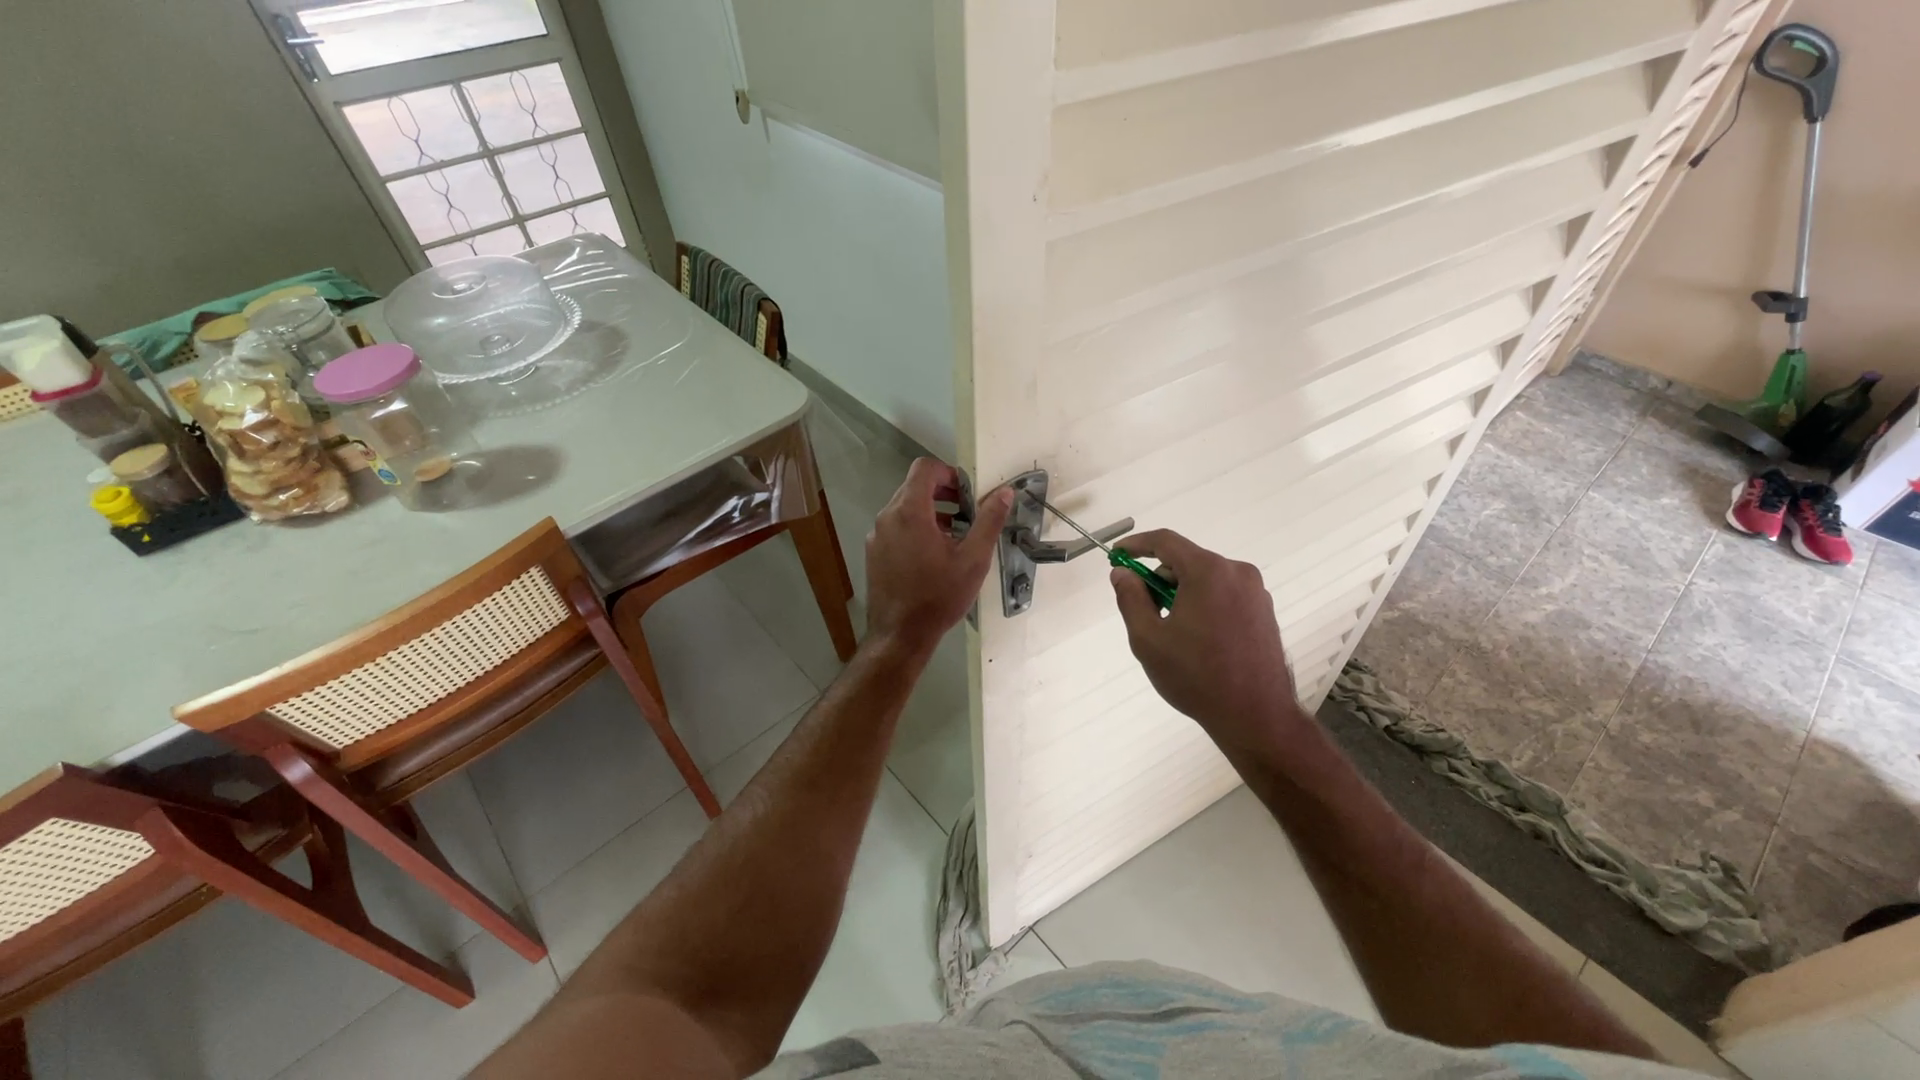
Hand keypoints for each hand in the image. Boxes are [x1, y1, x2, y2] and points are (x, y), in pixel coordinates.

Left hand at [864, 459, 1012, 653]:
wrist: (901, 635)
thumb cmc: (939, 596)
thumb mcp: (973, 559)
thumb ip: (989, 520)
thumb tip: (1004, 493)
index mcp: (910, 512)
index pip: (924, 468)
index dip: (948, 472)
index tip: (967, 491)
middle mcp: (887, 517)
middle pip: (914, 487)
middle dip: (943, 492)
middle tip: (968, 511)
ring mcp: (877, 536)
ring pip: (904, 508)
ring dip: (931, 511)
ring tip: (956, 534)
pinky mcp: (874, 553)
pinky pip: (896, 528)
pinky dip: (916, 528)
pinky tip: (935, 554)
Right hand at [1110, 530, 1305, 747]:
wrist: (1255, 715)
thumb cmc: (1196, 676)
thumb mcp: (1149, 639)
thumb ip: (1131, 599)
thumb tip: (1122, 574)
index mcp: (1208, 572)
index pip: (1166, 541)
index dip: (1136, 545)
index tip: (1116, 555)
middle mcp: (1237, 572)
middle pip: (1188, 560)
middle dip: (1160, 576)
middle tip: (1141, 605)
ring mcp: (1255, 592)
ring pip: (1207, 579)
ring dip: (1182, 592)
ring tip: (1170, 630)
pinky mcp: (1264, 612)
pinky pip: (1225, 594)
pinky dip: (1204, 603)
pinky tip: (1196, 638)